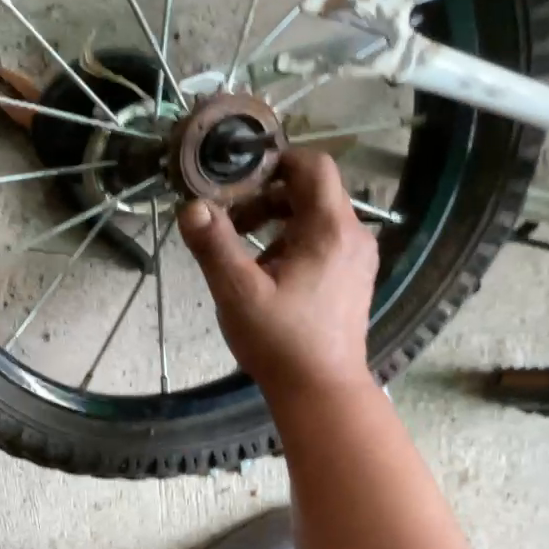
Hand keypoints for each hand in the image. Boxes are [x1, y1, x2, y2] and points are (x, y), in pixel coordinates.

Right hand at [177, 150, 378, 397]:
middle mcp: (353, 235)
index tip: (234, 180)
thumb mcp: (236, 292)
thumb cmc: (278, 338)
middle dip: (265, 198)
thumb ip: (214, 246)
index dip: (274, 163)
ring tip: (241, 254)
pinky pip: (320, 242)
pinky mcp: (351, 277)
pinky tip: (265, 274)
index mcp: (329, 230)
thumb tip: (191, 207)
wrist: (319, 386)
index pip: (313, 167)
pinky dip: (289, 243)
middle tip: (227, 224)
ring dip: (275, 222)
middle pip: (311, 192)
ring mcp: (356, 257)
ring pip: (314, 218)